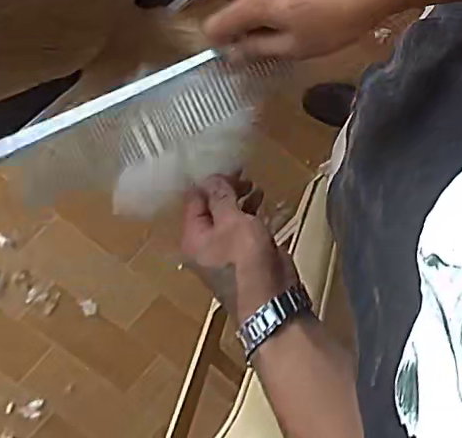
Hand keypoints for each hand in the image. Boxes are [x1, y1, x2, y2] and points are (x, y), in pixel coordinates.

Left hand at [178, 176, 294, 315]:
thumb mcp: (232, 221)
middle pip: (210, 207)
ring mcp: (224, 248)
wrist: (268, 296)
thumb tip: (211, 177)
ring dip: (240, 198)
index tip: (230, 164)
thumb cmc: (245, 258)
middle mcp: (204, 242)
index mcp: (193, 237)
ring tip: (255, 185)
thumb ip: (221, 197)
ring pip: (228, 216)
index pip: (194, 200)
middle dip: (226, 188)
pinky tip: (263, 202)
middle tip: (245, 173)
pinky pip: (243, 225)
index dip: (210, 180)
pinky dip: (250, 211)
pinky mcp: (244, 253)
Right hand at [204, 0, 396, 60]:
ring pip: (255, 6)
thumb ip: (258, 50)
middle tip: (271, 55)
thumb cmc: (335, 22)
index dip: (220, 46)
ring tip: (294, 39)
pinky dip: (279, 14)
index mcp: (258, 1)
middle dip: (246, 36)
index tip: (237, 60)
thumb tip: (233, 53)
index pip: (214, 24)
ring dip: (265, 26)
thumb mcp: (295, 46)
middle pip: (235, 14)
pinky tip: (304, 24)